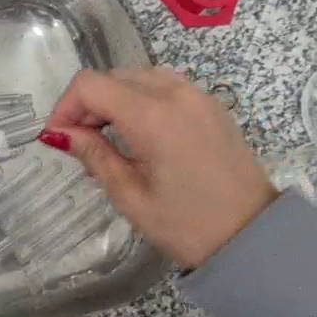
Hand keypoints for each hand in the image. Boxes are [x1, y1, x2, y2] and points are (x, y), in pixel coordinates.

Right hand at [39, 67, 274, 267]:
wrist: (257, 239)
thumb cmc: (188, 225)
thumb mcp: (130, 196)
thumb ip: (93, 155)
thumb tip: (59, 133)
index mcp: (152, 116)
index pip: (90, 85)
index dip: (65, 106)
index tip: (59, 137)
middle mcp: (175, 93)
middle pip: (111, 76)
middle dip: (87, 104)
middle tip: (81, 143)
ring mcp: (197, 95)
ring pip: (137, 76)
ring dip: (114, 98)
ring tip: (109, 137)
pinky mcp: (210, 104)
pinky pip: (163, 85)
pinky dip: (140, 98)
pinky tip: (140, 132)